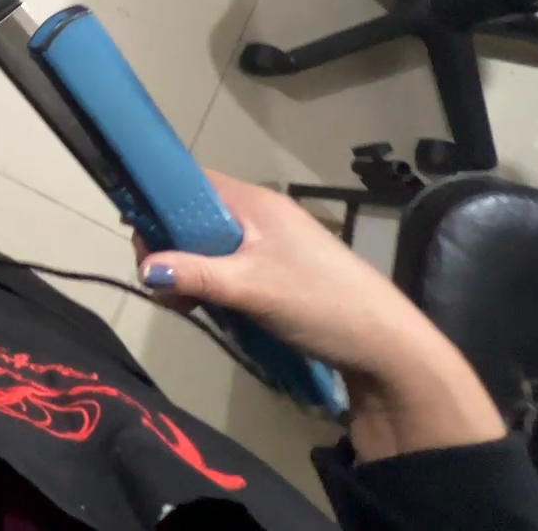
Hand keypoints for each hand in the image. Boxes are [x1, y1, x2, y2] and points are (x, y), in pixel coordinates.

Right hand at [138, 171, 504, 459]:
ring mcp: (270, 242)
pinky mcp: (277, 269)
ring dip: (186, 269)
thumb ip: (194, 275)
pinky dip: (207, 281)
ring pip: (204, 243)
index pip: (187, 181)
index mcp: (254, 203)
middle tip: (162, 281)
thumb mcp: (251, 289)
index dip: (156, 200)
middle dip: (167, 246)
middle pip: (190, 215)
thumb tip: (143, 269)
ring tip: (184, 303)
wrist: (397, 356)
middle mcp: (259, 214)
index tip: (140, 234)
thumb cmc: (324, 305)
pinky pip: (223, 263)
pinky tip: (205, 306)